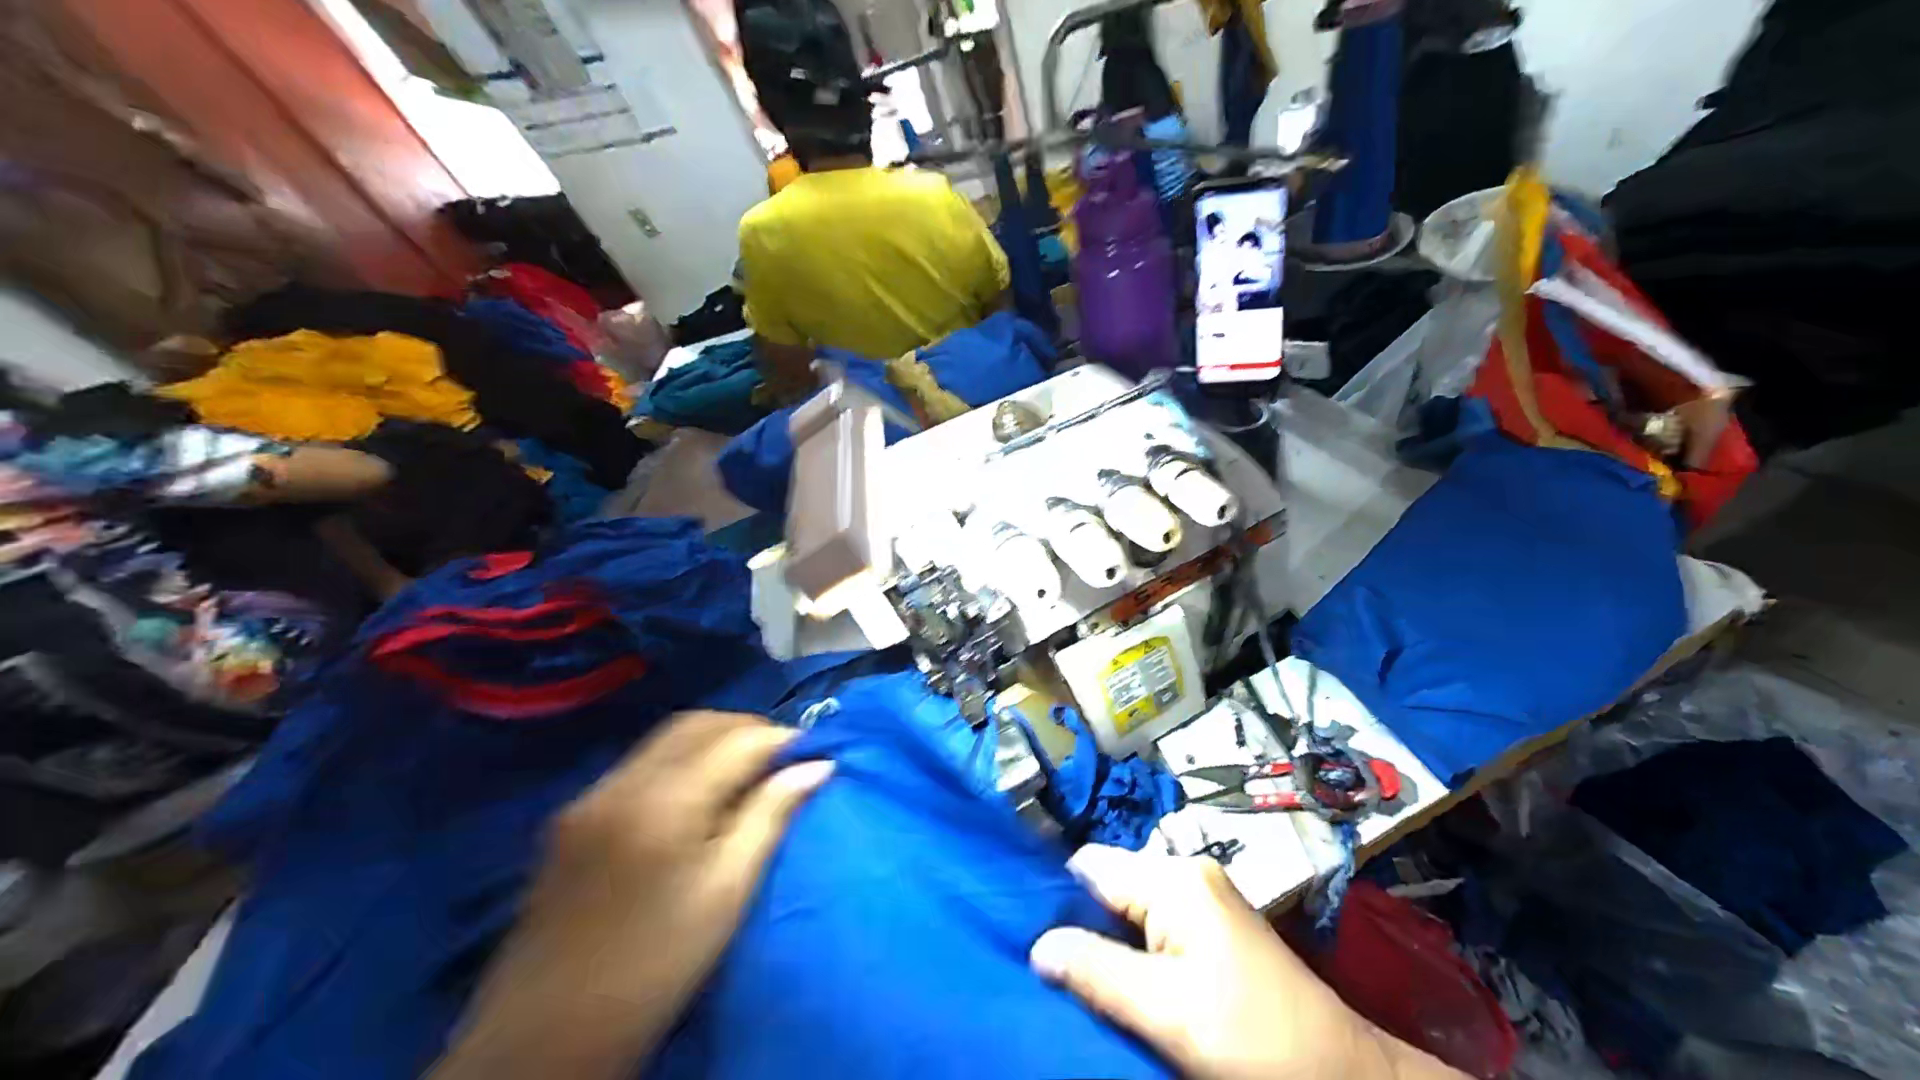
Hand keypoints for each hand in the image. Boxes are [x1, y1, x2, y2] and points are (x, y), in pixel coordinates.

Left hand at [433, 711, 832, 1079]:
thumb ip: (771, 817)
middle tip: (781, 762)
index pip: (738, 740)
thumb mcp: (727, 894)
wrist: (541, 1040)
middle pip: (698, 723)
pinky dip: (678, 762)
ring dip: (713, 742)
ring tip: (745, 776)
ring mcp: (590, 796)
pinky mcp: (572, 816)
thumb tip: (817, 766)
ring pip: (666, 738)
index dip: (782, 740)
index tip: (814, 756)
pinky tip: (694, 797)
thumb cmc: (655, 970)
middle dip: (747, 731)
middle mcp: (622, 783)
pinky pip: (638, 763)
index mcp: (664, 803)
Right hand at [1030, 845, 1463, 1079]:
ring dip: (1103, 945)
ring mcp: (1203, 901)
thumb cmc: (1256, 1042)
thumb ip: (1096, 971)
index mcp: (1174, 879)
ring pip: (1127, 911)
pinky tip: (1119, 987)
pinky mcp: (1213, 930)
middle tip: (1048, 972)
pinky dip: (1130, 955)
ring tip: (1076, 983)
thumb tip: (1035, 947)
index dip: (1053, 899)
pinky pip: (1151, 929)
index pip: (1088, 866)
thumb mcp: (1168, 1012)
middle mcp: (1186, 874)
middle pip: (1107, 886)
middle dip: (1078, 926)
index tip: (1024, 939)